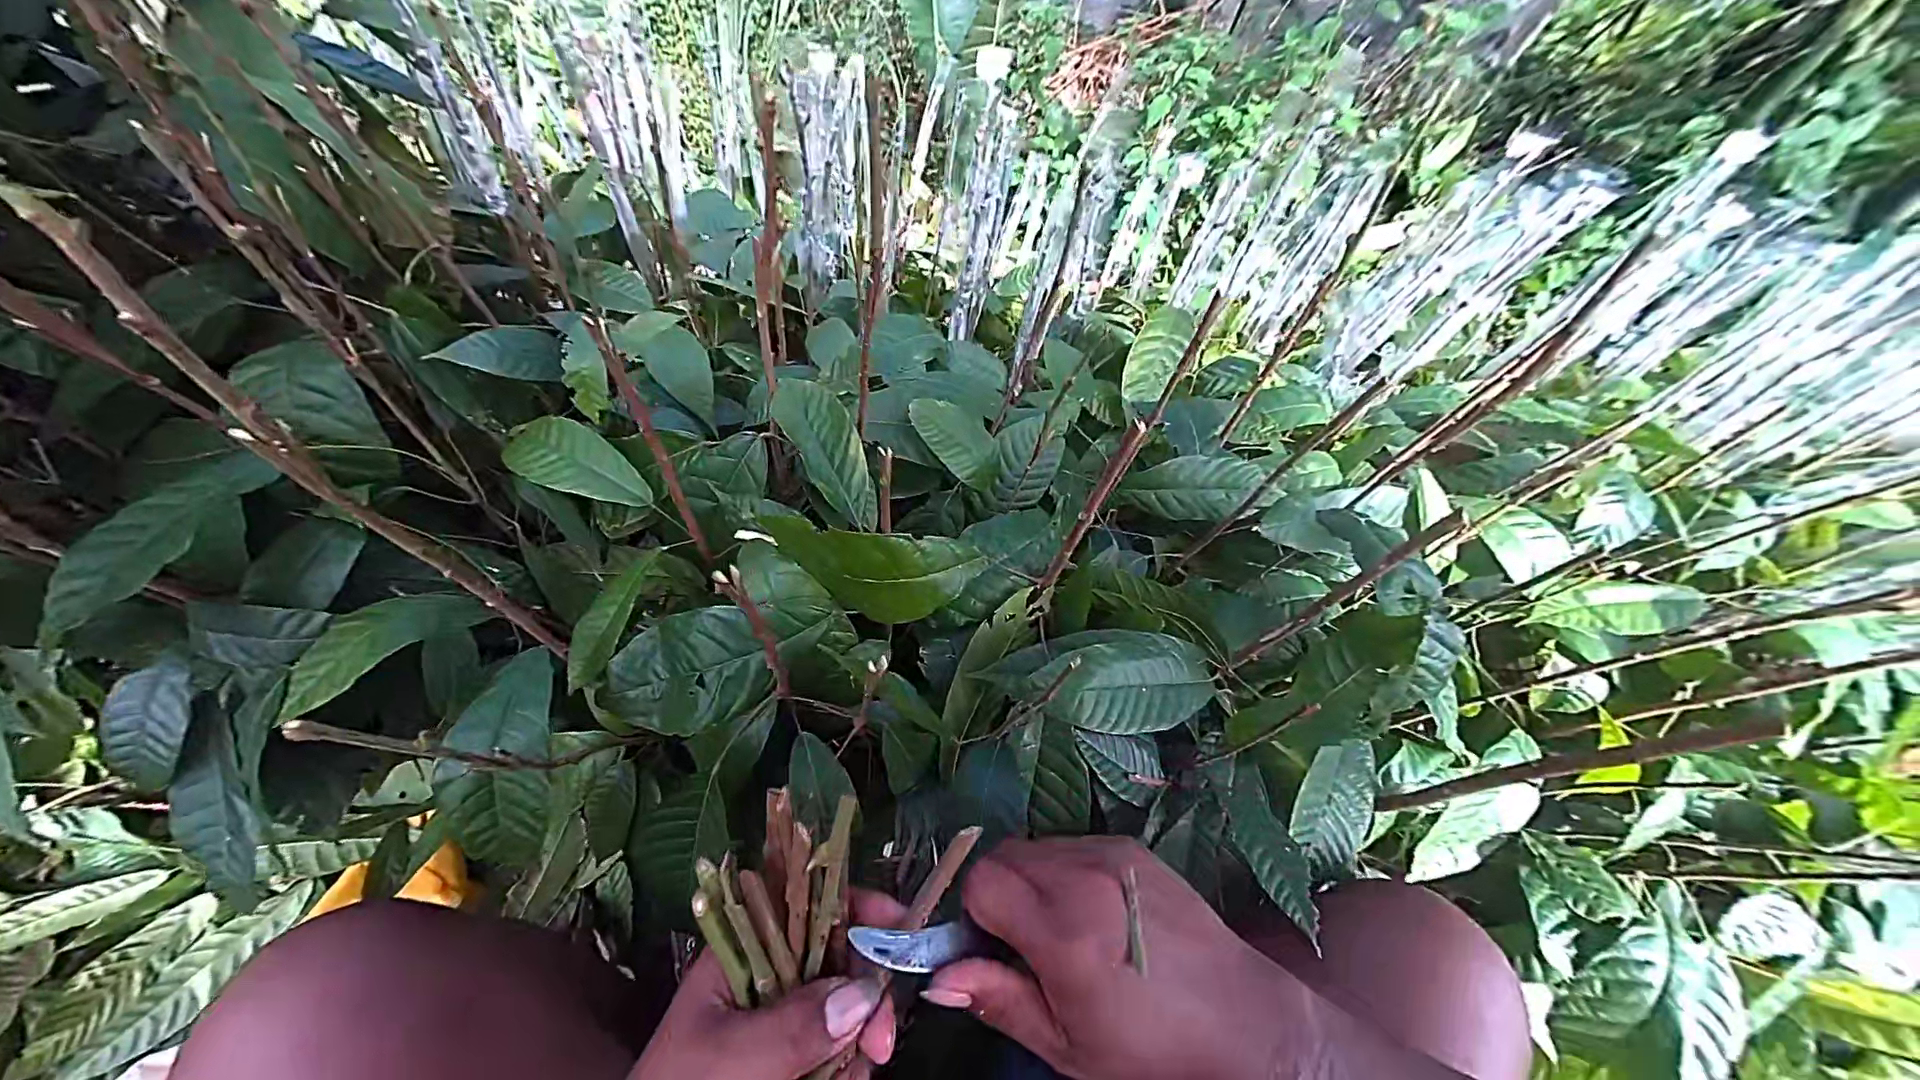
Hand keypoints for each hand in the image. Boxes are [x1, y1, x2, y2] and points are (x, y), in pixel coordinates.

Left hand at [628, 893, 896, 1079]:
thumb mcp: (728, 1061)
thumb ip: (790, 1026)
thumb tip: (862, 993)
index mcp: (747, 948)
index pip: (811, 900)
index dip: (860, 904)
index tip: (900, 930)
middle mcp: (774, 970)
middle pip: (844, 951)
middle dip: (871, 990)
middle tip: (880, 1042)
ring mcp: (788, 1012)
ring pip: (852, 1001)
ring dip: (865, 1037)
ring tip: (851, 1079)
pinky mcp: (799, 1051)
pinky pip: (845, 1044)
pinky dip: (853, 1065)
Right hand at [921, 838, 1457, 1079]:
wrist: (1243, 1018)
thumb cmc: (1150, 1050)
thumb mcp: (1067, 1046)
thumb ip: (998, 1000)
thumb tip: (936, 978)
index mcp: (1064, 931)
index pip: (981, 880)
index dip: (974, 913)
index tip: (993, 946)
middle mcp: (1082, 876)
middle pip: (1002, 855)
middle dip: (997, 892)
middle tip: (1024, 941)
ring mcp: (1108, 853)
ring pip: (1034, 846)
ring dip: (1029, 879)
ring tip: (1063, 927)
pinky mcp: (1127, 845)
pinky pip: (1069, 843)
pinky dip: (1062, 869)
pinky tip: (1093, 910)